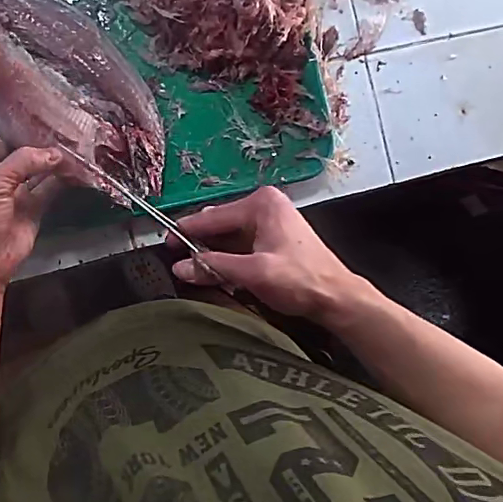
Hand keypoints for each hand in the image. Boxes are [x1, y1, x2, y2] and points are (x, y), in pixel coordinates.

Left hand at [0, 133, 62, 302]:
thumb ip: (23, 162)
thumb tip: (56, 152)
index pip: (3, 138)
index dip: (26, 130)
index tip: (54, 120)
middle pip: (25, 154)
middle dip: (46, 146)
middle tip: (74, 132)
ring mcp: (16, 192)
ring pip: (40, 172)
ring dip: (58, 163)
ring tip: (81, 149)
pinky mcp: (33, 209)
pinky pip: (50, 190)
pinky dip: (63, 181)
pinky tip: (79, 170)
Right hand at [170, 186, 373, 323]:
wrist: (337, 297)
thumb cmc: (302, 280)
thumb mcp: (253, 273)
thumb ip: (214, 267)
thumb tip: (181, 267)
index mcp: (261, 204)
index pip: (212, 216)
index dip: (185, 232)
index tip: (165, 245)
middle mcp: (265, 207)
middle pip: (220, 226)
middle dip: (201, 247)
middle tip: (181, 267)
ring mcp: (271, 223)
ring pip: (229, 239)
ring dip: (215, 257)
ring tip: (198, 275)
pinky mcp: (274, 240)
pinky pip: (242, 247)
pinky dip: (229, 261)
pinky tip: (221, 277)